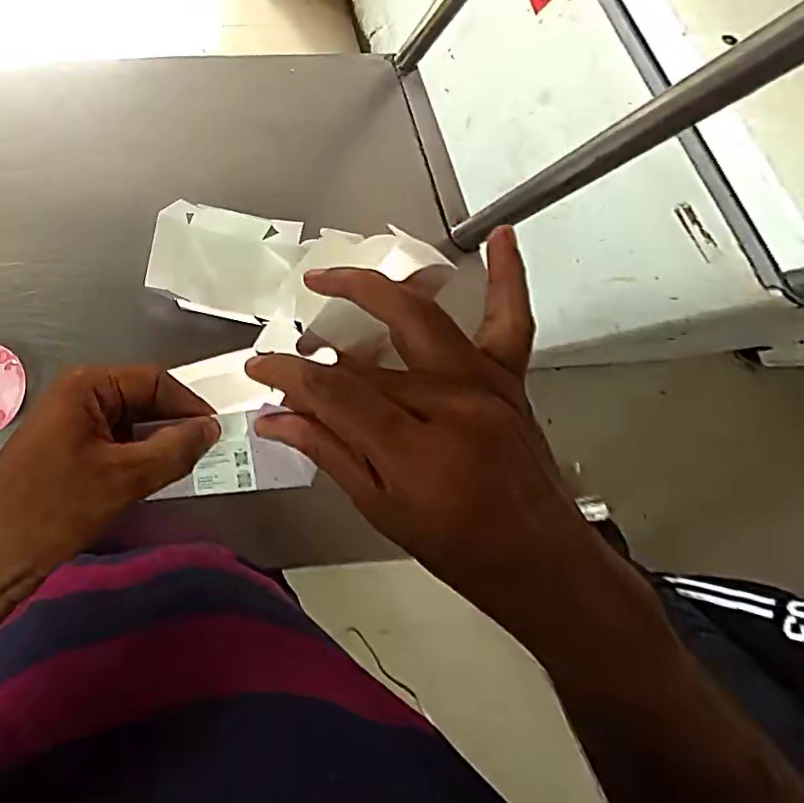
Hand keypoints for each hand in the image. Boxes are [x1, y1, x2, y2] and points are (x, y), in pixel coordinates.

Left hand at [0, 366, 219, 573]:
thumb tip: (209, 430)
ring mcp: (72, 427)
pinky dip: (139, 462)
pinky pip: (116, 448)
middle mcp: (78, 397)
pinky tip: (158, 480)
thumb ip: (172, 450)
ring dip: (159, 446)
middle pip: (141, 401)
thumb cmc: (52, 506)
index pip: (152, 380)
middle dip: (175, 425)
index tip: (219, 430)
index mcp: (86, 386)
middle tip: (212, 451)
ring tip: (190, 468)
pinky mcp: (69, 455)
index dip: (189, 404)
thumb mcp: (121, 477)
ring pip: (130, 427)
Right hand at [245, 226, 603, 624]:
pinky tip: (501, 238)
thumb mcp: (381, 509)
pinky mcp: (510, 379)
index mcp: (417, 454)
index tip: (258, 365)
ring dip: (372, 293)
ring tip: (331, 279)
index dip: (288, 374)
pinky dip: (507, 276)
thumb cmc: (460, 549)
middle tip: (291, 336)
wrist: (545, 565)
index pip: (335, 394)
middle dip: (320, 344)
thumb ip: (327, 452)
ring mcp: (487, 386)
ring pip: (421, 322)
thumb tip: (273, 418)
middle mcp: (454, 409)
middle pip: (371, 360)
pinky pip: (510, 319)